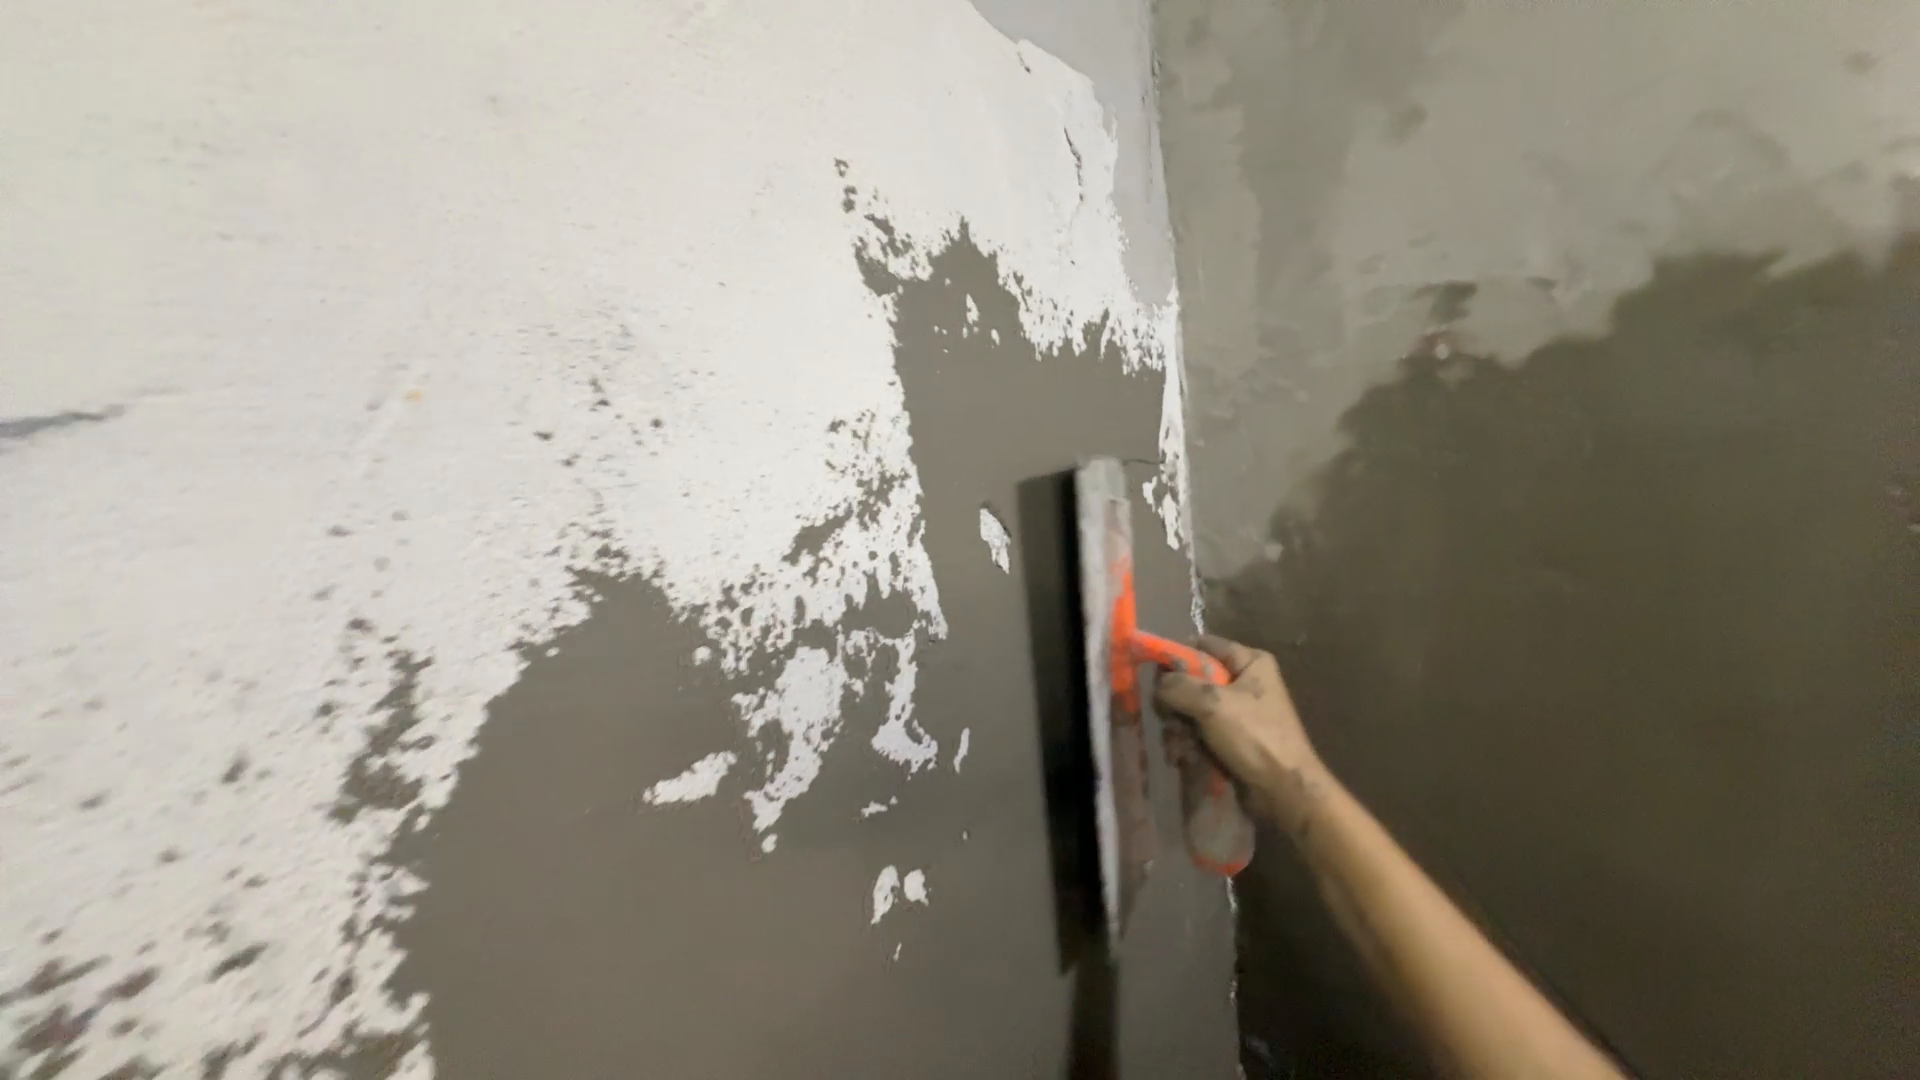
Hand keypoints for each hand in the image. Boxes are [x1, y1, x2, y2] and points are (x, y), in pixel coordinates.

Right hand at [1154, 635, 1328, 832]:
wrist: (1285, 793)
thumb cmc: (1254, 738)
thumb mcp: (1212, 703)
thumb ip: (1177, 685)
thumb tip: (1157, 683)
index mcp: (1250, 662)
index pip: (1202, 645)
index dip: (1175, 657)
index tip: (1154, 677)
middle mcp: (1244, 682)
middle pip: (1192, 680)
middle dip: (1176, 703)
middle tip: (1169, 720)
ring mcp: (1238, 712)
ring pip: (1191, 710)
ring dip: (1179, 729)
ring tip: (1178, 748)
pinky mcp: (1232, 738)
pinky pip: (1199, 732)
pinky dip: (1189, 744)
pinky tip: (1185, 758)